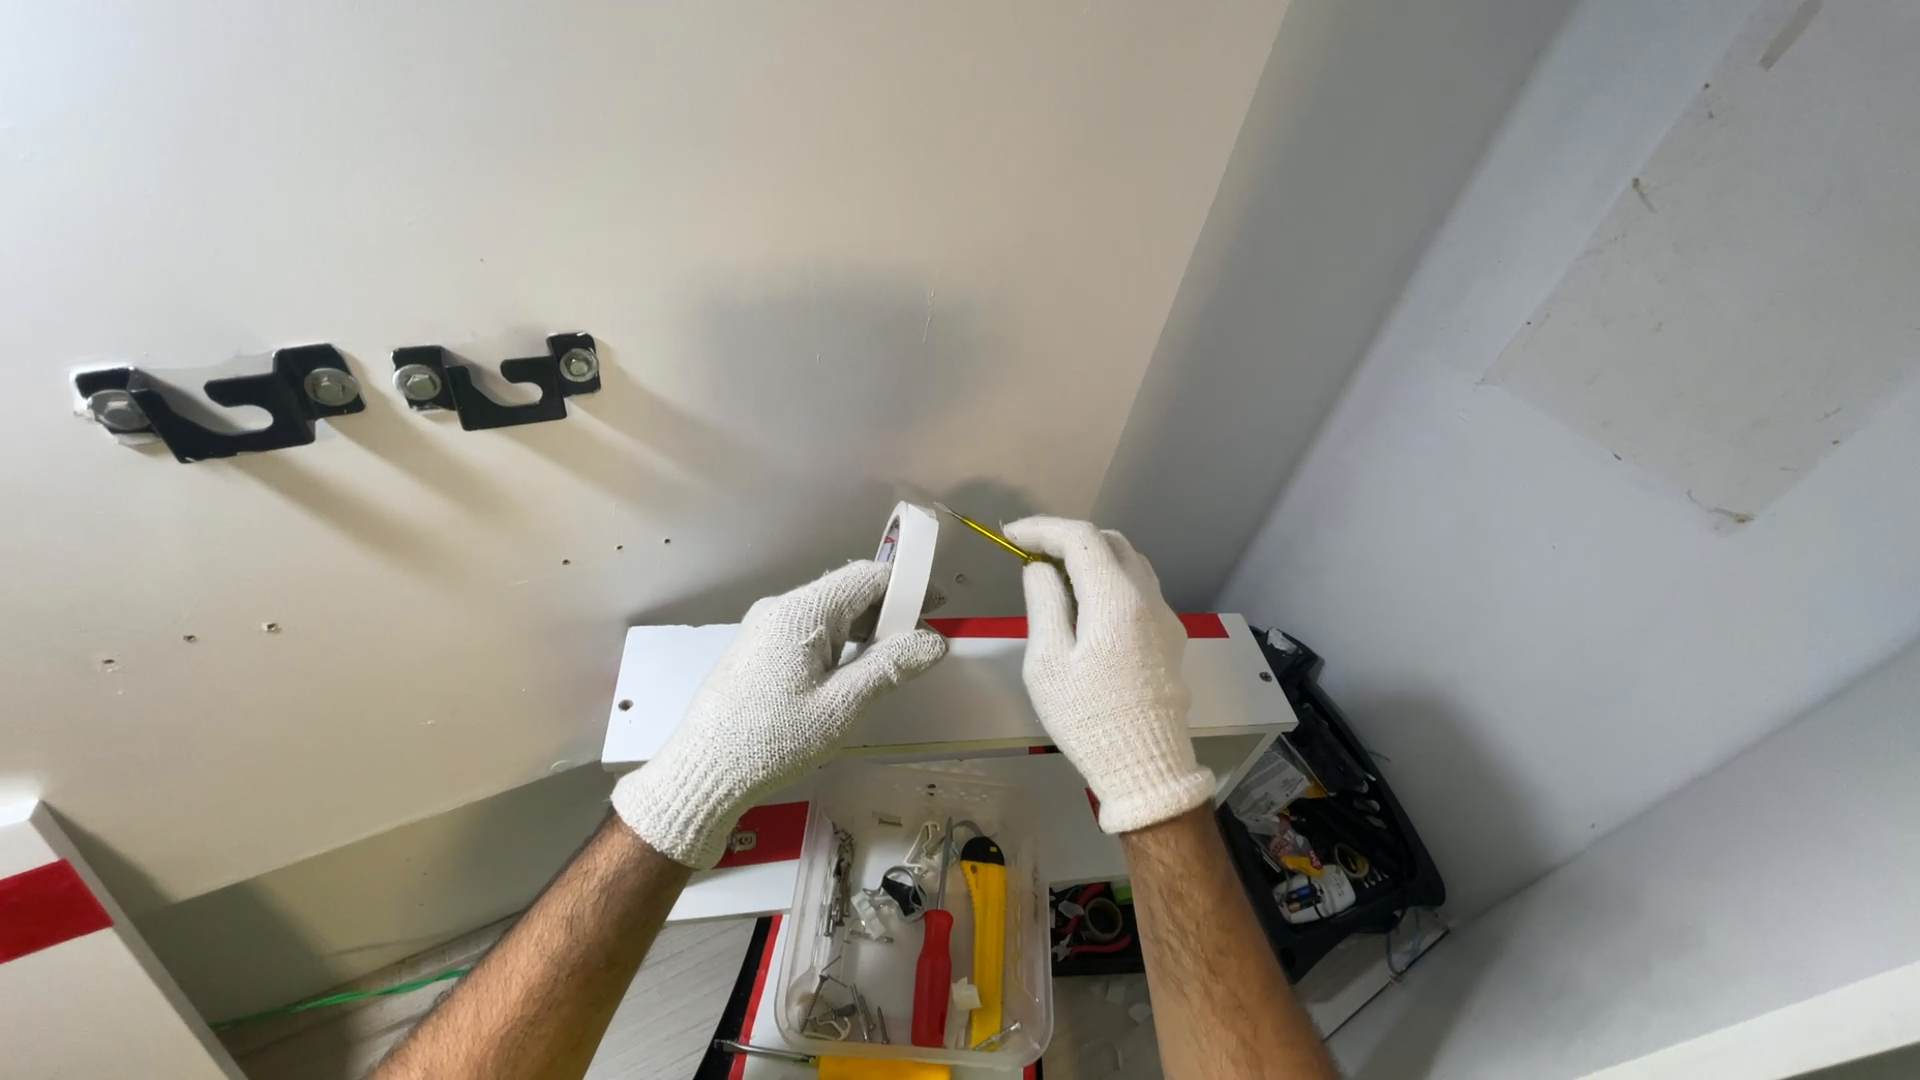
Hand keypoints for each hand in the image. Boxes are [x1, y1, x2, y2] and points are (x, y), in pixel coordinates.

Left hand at [612, 561, 947, 867]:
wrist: (703, 773)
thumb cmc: (772, 740)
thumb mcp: (841, 707)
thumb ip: (890, 667)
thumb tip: (933, 640)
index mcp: (801, 612)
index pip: (867, 577)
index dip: (907, 585)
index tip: (937, 605)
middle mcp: (780, 608)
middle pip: (847, 592)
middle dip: (888, 611)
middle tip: (918, 643)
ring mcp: (765, 627)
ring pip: (829, 612)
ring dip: (864, 629)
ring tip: (890, 662)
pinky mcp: (758, 649)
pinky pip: (809, 631)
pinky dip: (839, 642)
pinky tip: (850, 673)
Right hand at [1001, 517, 1214, 833]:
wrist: (1145, 766)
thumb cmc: (1088, 717)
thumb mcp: (1049, 662)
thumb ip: (1044, 604)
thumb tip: (1041, 569)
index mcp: (1116, 599)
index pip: (1081, 538)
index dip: (1042, 529)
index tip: (1011, 536)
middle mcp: (1148, 597)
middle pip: (1110, 541)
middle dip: (1068, 538)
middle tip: (1032, 554)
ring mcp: (1165, 617)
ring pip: (1130, 561)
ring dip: (1093, 556)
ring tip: (1058, 576)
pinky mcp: (1170, 636)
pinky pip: (1140, 588)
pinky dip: (1110, 578)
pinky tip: (1089, 605)